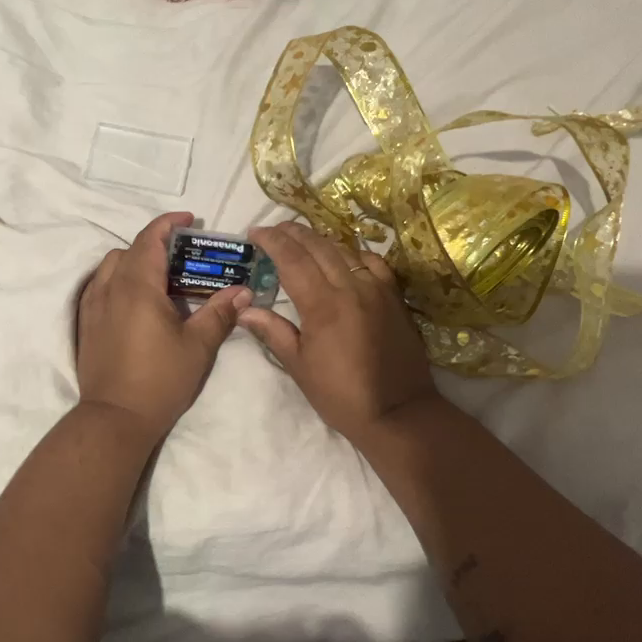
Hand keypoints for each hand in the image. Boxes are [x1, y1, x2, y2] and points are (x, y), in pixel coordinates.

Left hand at [76, 212, 249, 443]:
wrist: (115, 418)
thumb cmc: (160, 380)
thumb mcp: (197, 347)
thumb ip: (219, 314)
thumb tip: (243, 291)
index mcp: (137, 286)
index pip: (150, 239)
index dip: (169, 224)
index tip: (190, 221)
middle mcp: (110, 288)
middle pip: (130, 250)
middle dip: (156, 243)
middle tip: (184, 254)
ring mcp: (93, 306)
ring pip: (110, 266)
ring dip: (134, 260)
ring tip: (160, 276)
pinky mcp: (86, 324)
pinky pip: (99, 286)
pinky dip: (118, 279)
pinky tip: (135, 300)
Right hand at [240, 222, 440, 444]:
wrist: (398, 411)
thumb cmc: (341, 395)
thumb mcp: (299, 366)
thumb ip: (273, 332)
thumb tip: (243, 311)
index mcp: (323, 305)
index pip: (292, 259)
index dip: (272, 241)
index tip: (255, 232)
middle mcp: (351, 288)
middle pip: (318, 246)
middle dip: (293, 233)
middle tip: (273, 230)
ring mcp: (377, 289)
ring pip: (345, 250)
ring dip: (320, 239)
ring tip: (302, 239)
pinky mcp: (395, 297)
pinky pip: (372, 262)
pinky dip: (352, 253)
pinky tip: (343, 257)